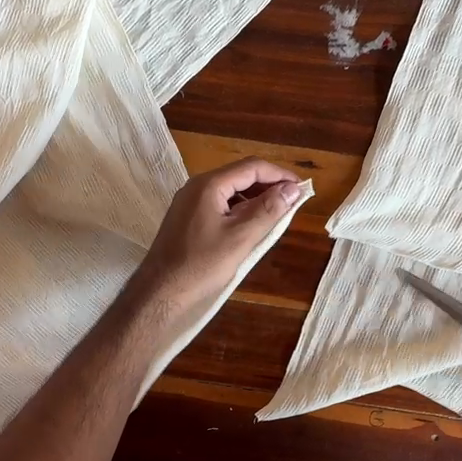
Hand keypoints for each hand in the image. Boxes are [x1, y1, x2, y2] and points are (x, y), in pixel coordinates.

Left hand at [128, 158, 306, 318]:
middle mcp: (196, 187)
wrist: (160, 292)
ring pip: (229, 193)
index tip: (301, 189)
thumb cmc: (201, 266)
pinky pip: (218, 207)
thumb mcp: (241, 238)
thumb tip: (292, 189)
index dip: (280, 175)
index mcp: (209, 185)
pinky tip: (249, 229)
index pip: (252, 167)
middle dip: (267, 187)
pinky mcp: (185, 220)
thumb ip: (268, 211)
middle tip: (291, 204)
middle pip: (239, 177)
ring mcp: (188, 204)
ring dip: (254, 201)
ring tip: (275, 218)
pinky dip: (238, 212)